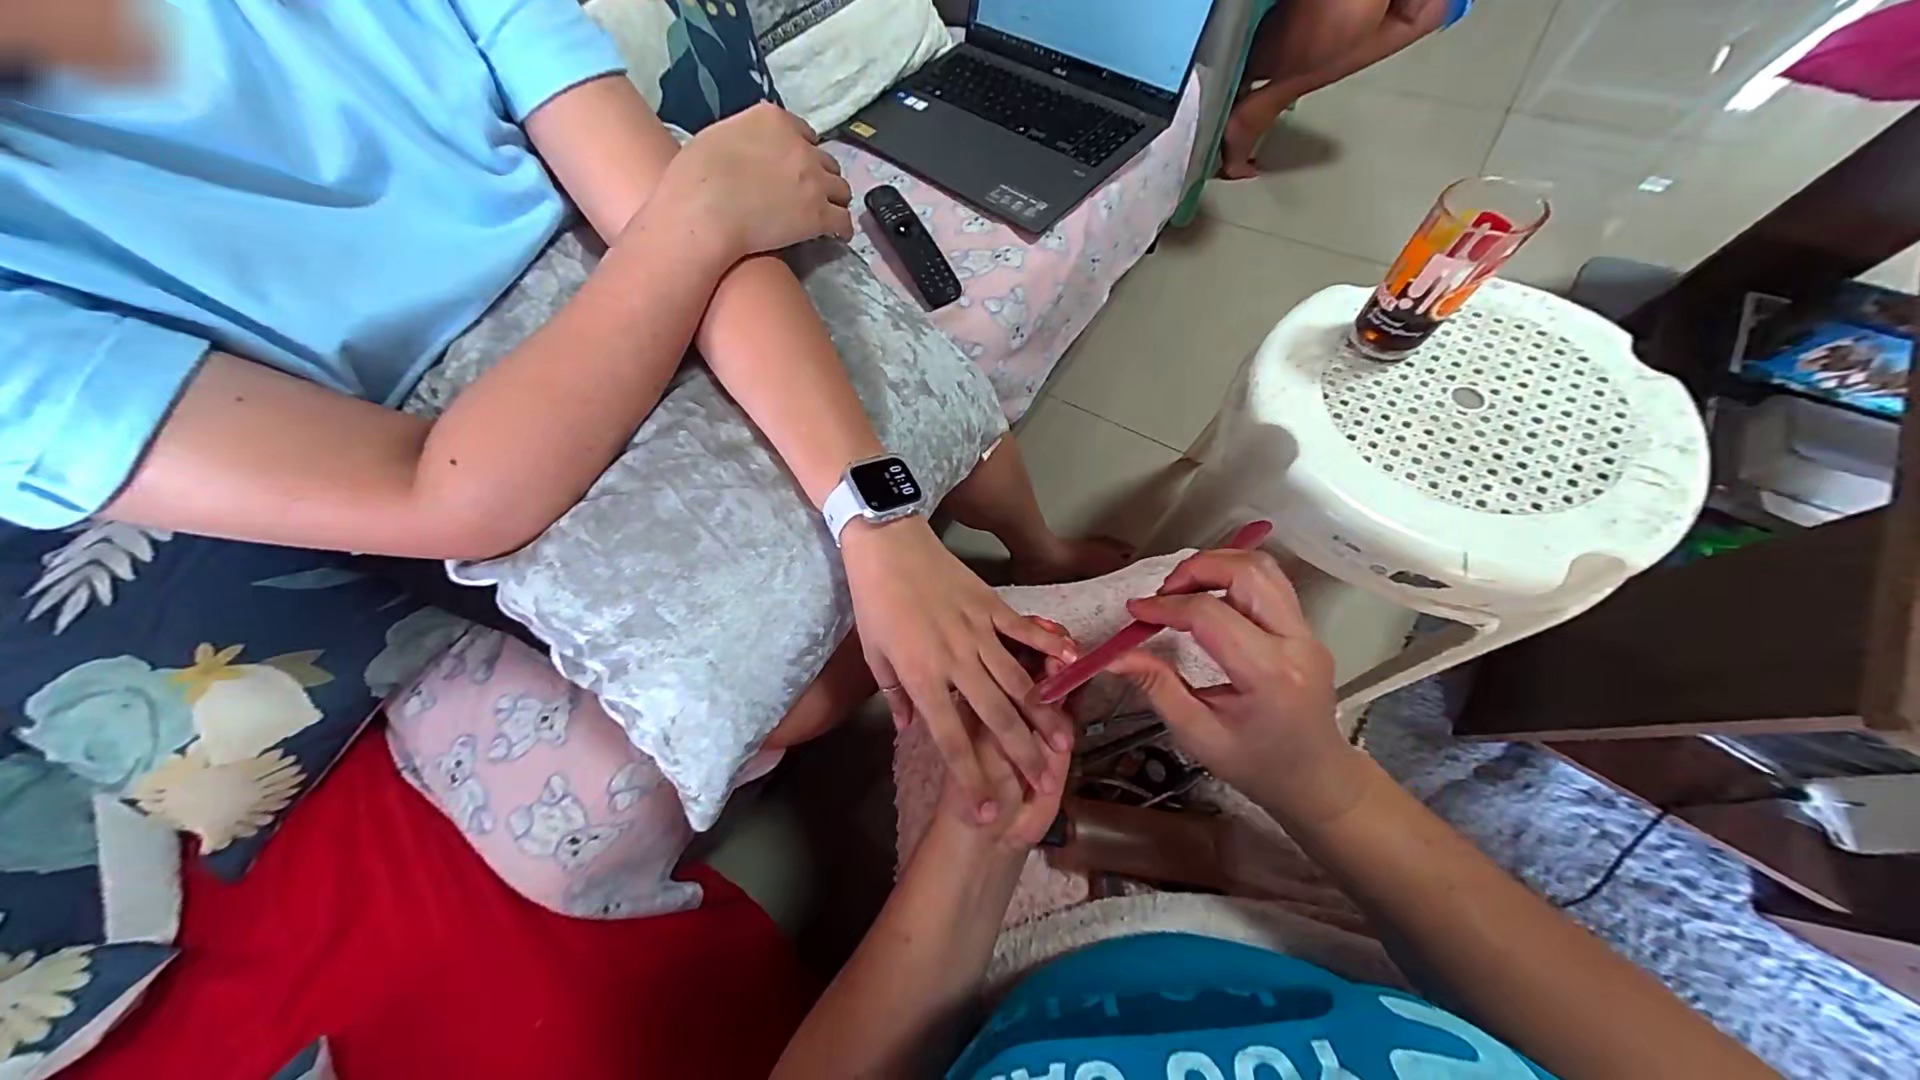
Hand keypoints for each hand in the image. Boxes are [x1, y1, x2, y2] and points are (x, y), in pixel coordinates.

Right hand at [652, 102, 854, 257]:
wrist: (705, 210)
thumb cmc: (696, 176)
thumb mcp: (719, 136)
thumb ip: (745, 138)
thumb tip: (747, 152)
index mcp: (774, 119)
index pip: (804, 133)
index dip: (803, 153)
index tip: (798, 168)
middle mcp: (800, 146)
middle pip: (826, 162)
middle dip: (821, 177)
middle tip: (812, 195)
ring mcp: (814, 180)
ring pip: (841, 190)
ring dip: (835, 201)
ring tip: (828, 215)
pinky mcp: (819, 214)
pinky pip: (843, 221)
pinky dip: (842, 228)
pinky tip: (838, 235)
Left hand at [844, 519, 1075, 820]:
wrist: (888, 545)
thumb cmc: (875, 602)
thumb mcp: (873, 654)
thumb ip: (894, 696)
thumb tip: (910, 728)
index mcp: (922, 677)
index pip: (950, 738)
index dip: (970, 777)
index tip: (987, 811)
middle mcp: (956, 661)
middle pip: (996, 716)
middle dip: (1021, 754)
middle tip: (1044, 784)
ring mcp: (979, 632)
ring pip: (1018, 680)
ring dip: (1044, 713)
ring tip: (1064, 742)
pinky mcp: (992, 607)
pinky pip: (1025, 631)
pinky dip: (1049, 647)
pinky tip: (1072, 665)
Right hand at [1104, 549, 1364, 824]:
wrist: (1317, 779)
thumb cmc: (1255, 764)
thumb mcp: (1197, 734)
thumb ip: (1156, 688)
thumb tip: (1115, 656)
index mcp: (1269, 674)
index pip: (1211, 615)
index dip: (1166, 606)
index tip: (1135, 611)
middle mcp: (1296, 642)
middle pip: (1247, 572)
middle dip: (1196, 569)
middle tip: (1164, 593)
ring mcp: (1307, 631)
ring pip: (1263, 568)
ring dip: (1217, 565)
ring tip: (1183, 589)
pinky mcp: (1305, 628)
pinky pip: (1269, 582)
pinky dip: (1232, 576)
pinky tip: (1208, 597)